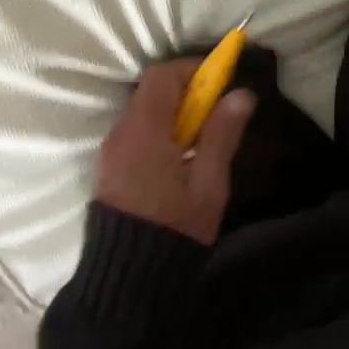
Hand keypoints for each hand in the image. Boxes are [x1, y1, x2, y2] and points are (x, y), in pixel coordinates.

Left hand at [94, 58, 255, 244]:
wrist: (129, 279)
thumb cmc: (175, 229)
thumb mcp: (208, 184)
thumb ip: (221, 135)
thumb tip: (241, 94)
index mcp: (144, 131)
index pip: (161, 76)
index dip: (190, 69)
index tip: (219, 77)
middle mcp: (120, 133)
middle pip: (149, 90)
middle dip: (183, 88)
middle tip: (214, 106)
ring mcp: (109, 151)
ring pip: (140, 111)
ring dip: (169, 109)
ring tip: (200, 133)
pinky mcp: (108, 167)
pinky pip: (132, 131)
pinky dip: (155, 128)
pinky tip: (177, 153)